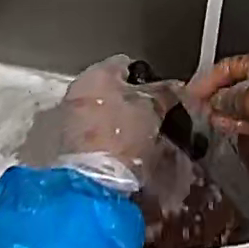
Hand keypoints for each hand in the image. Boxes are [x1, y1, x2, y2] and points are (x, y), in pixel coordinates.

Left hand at [30, 55, 175, 190]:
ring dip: (126, 120)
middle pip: (116, 89)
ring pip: (108, 112)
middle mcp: (79, 91)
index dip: (149, 76)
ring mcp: (71, 119)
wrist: (94, 183)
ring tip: (147, 135)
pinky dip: (114, 138)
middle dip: (137, 99)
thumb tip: (178, 87)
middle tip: (157, 114)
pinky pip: (100, 133)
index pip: (128, 64)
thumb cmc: (123, 133)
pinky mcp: (70, 146)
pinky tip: (130, 150)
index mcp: (96, 73)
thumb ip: (167, 91)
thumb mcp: (155, 106)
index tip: (163, 92)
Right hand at [186, 52, 248, 145]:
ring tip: (206, 118)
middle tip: (197, 106)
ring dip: (223, 110)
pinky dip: (236, 120)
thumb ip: (227, 99)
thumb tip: (213, 102)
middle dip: (215, 95)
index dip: (209, 78)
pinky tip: (222, 125)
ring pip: (242, 102)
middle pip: (236, 84)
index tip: (193, 91)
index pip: (230, 65)